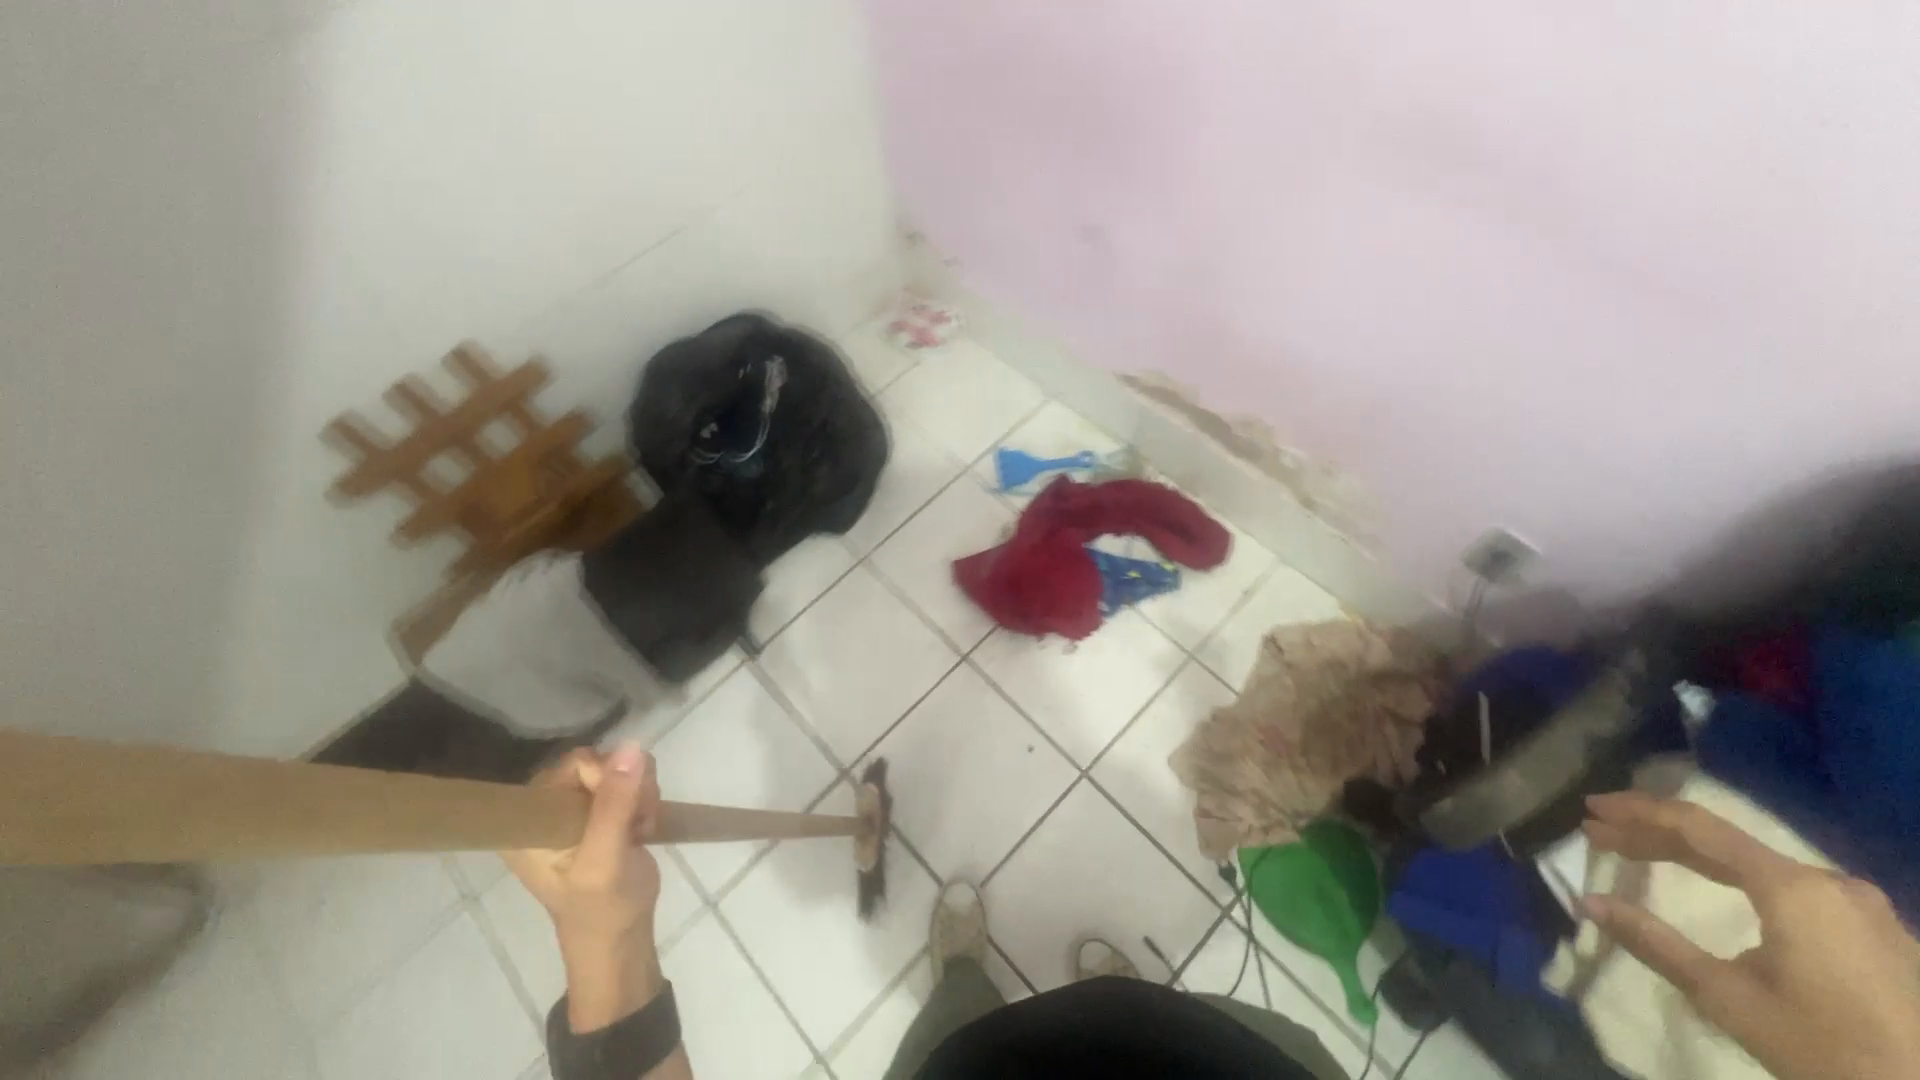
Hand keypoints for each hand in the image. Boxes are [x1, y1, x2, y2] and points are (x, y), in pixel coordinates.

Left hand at [502, 742, 664, 1032]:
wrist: (622, 938)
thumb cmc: (603, 908)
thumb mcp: (604, 859)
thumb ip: (614, 805)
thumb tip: (632, 747)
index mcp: (528, 820)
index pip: (570, 766)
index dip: (603, 777)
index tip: (621, 809)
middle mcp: (545, 808)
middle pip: (598, 761)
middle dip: (627, 786)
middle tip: (636, 821)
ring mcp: (573, 808)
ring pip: (618, 766)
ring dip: (640, 792)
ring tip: (639, 827)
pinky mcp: (599, 810)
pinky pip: (628, 778)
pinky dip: (644, 796)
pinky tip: (642, 824)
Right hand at [1581, 792, 1919, 1079]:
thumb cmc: (1829, 1049)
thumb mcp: (1728, 999)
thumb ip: (1654, 942)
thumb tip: (1588, 902)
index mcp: (1792, 888)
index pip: (1697, 826)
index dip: (1637, 811)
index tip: (1590, 807)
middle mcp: (1829, 881)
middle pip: (1725, 840)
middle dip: (1655, 833)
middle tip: (1600, 833)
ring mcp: (1861, 907)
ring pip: (1756, 861)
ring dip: (1693, 854)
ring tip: (1642, 854)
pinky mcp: (1877, 932)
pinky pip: (1789, 885)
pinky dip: (1735, 876)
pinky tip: (1713, 885)